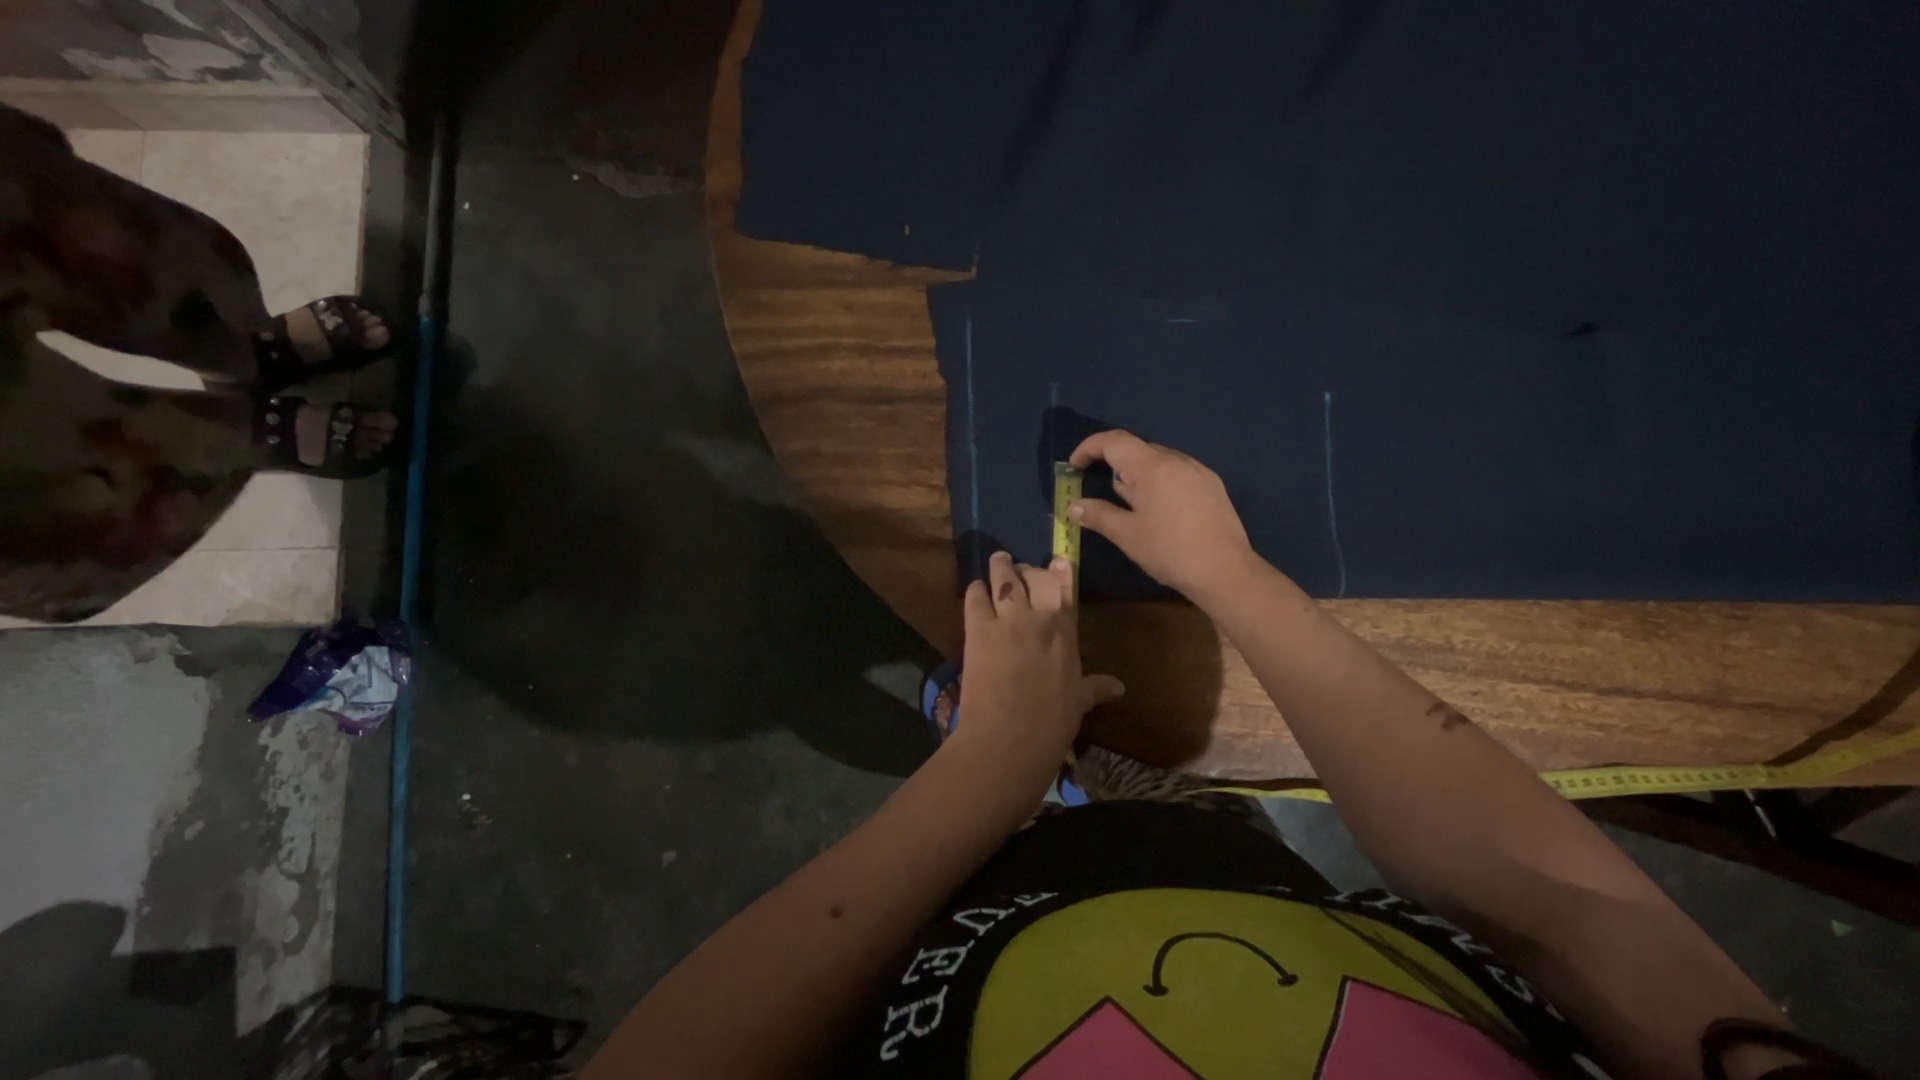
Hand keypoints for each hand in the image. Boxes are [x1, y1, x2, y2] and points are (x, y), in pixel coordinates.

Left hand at [957, 551, 1123, 768]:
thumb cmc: (1051, 723)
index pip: (1065, 592)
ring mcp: (1007, 620)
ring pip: (1003, 580)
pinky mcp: (977, 629)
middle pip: (1033, 580)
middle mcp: (1038, 618)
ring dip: (1001, 568)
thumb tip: (1119, 688)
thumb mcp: (1078, 703)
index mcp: (1066, 634)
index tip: (1057, 562)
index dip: (1060, 573)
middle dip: (1027, 571)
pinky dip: (975, 590)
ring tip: (999, 560)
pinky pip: (975, 599)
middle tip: (1021, 568)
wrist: (1009, 737)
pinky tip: (975, 586)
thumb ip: (1095, 688)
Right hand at [1069, 430, 1262, 599]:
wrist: (1224, 570)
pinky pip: (1178, 472)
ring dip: (1138, 474)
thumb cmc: (1169, 551)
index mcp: (1151, 467)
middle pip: (1137, 449)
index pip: (1113, 441)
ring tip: (1132, 505)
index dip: (1089, 448)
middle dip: (1114, 464)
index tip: (1074, 466)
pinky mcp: (1212, 485)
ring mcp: (1198, 471)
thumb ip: (1098, 515)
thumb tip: (1074, 506)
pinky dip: (1160, 481)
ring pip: (1159, 461)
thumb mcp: (1127, 535)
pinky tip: (1161, 510)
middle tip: (1101, 491)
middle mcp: (1176, 460)